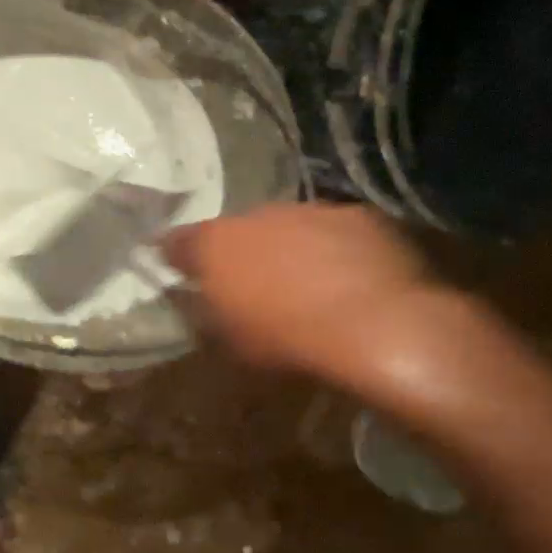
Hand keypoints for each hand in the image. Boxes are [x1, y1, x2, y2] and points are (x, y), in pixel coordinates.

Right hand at [161, 203, 438, 375]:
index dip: (173, 256)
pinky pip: (333, 229)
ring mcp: (307, 210)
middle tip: (249, 282)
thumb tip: (187, 300)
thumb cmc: (286, 340)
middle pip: (234, 230)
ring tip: (302, 281)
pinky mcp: (357, 215)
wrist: (378, 325)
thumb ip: (202, 313)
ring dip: (286, 247)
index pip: (175, 241)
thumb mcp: (228, 342)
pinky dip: (332, 247)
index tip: (177, 269)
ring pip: (285, 226)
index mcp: (213, 245)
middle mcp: (253, 215)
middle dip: (237, 252)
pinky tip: (347, 276)